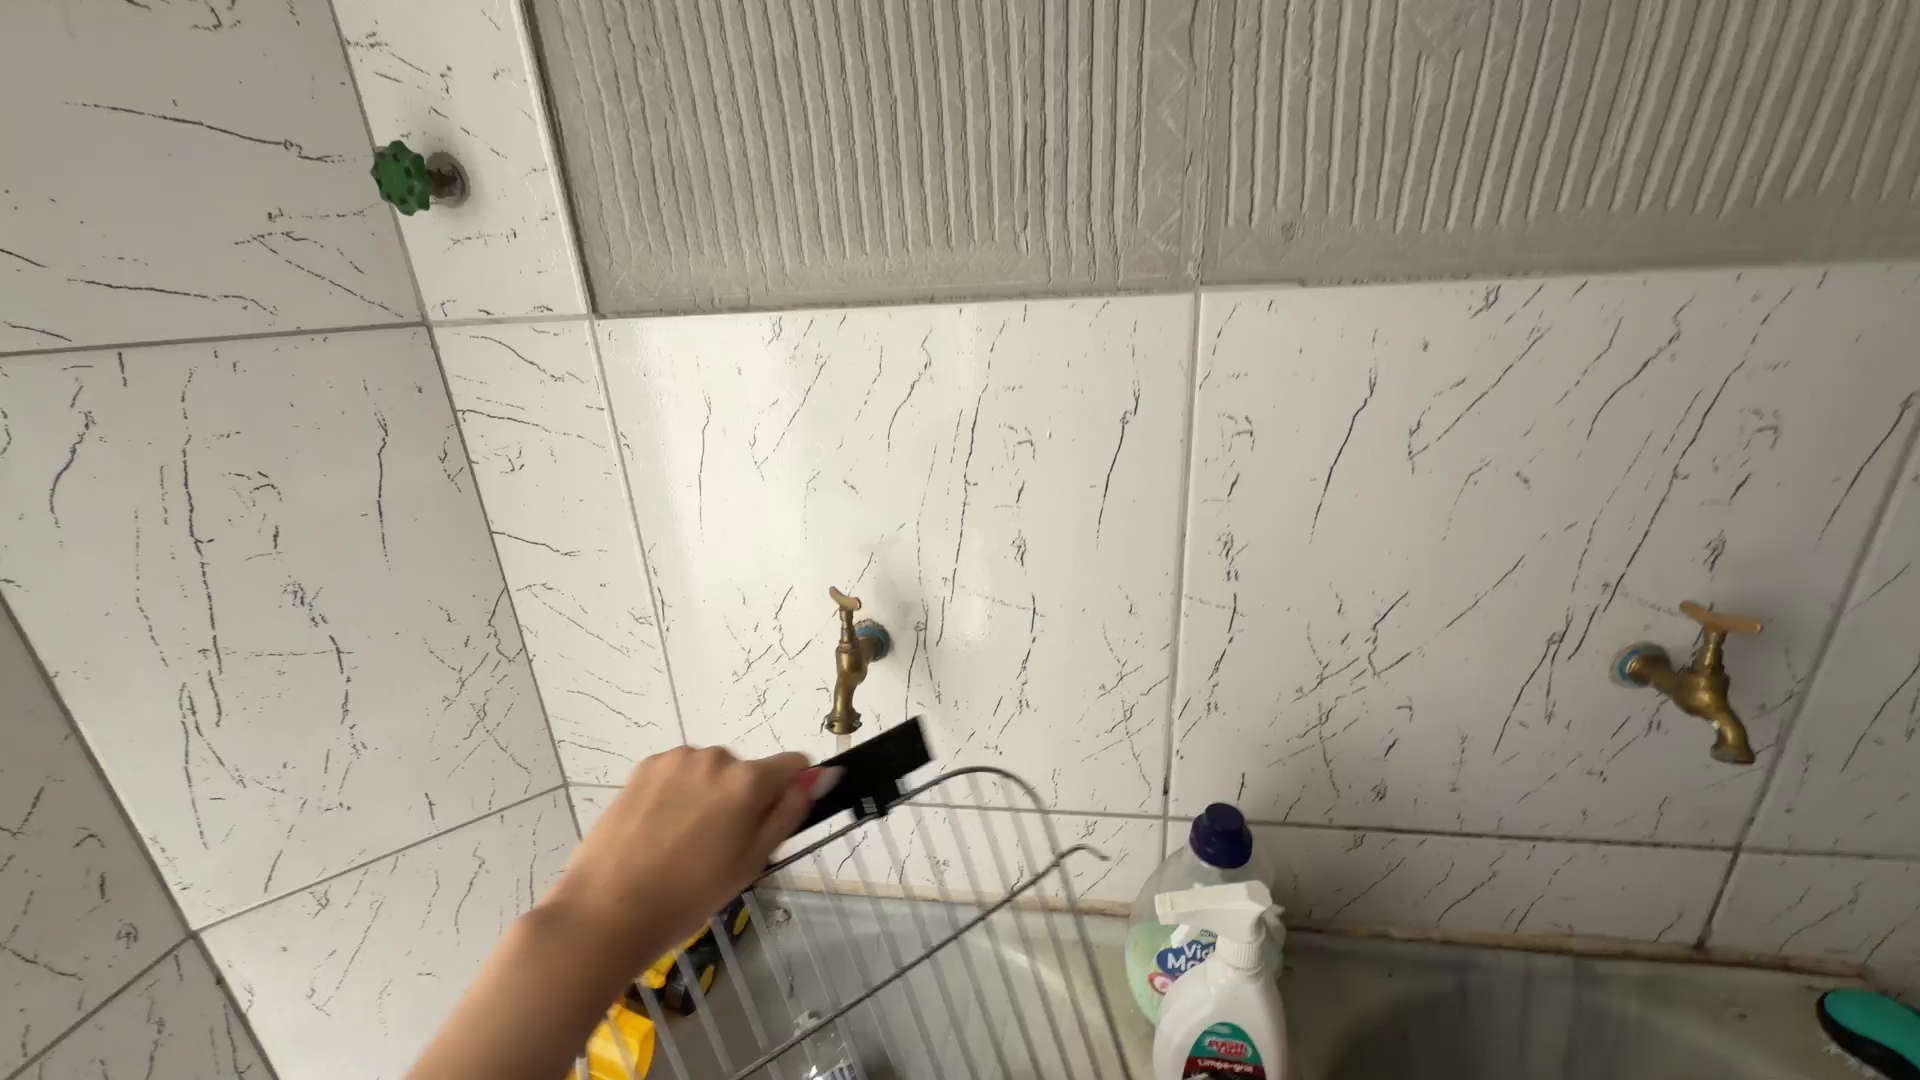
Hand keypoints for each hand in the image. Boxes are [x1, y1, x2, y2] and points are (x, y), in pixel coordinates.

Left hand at [541, 746, 839, 962]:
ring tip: (683, 843)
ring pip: (712, 772)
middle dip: (744, 799)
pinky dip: (678, 793)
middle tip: (720, 848)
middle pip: (749, 771)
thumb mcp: (752, 862)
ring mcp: (676, 759)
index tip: (769, 824)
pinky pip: (679, 772)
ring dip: (709, 795)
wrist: (605, 912)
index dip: (790, 792)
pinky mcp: (644, 768)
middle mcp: (716, 757)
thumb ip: (789, 813)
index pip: (794, 763)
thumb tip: (821, 776)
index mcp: (749, 780)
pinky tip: (660, 830)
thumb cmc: (689, 896)